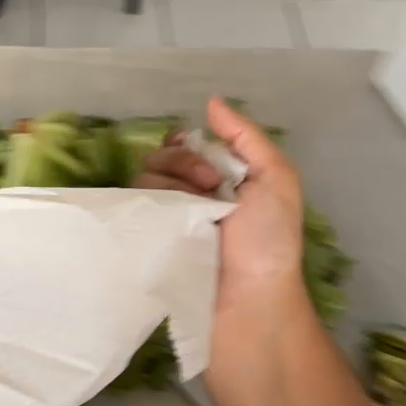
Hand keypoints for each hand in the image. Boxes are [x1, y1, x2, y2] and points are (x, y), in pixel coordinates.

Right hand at [134, 98, 313, 392]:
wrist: (249, 302)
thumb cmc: (269, 243)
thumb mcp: (276, 179)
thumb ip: (246, 137)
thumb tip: (210, 102)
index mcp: (216, 180)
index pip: (182, 146)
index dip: (185, 147)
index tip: (204, 163)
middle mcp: (185, 197)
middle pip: (159, 160)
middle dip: (179, 166)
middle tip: (206, 189)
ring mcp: (163, 222)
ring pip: (141, 183)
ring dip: (164, 189)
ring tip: (189, 215)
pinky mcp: (145, 244)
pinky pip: (129, 213)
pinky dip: (140, 210)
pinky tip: (159, 224)